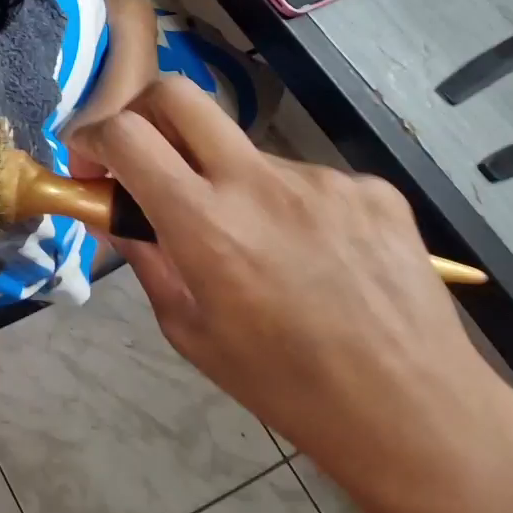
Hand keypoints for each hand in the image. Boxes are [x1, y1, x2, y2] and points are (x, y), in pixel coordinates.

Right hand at [68, 77, 512, 512]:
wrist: (424, 418)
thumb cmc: (285, 384)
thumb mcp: (187, 328)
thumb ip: (145, 255)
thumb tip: (110, 210)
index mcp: (206, 226)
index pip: (124, 134)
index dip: (89, 135)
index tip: (88, 161)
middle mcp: (259, 185)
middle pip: (176, 94)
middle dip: (139, 112)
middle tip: (140, 155)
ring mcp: (321, 180)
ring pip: (239, 147)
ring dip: (219, 175)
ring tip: (250, 240)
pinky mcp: (371, 189)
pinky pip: (298, 177)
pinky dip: (280, 201)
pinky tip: (306, 252)